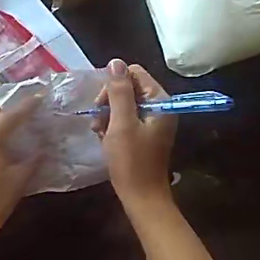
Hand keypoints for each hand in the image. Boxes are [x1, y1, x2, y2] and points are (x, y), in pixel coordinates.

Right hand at [93, 58, 175, 210]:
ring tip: (100, 134)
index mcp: (160, 101)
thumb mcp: (121, 124)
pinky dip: (113, 126)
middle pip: (128, 88)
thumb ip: (119, 91)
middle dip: (109, 102)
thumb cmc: (131, 161)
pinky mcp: (145, 135)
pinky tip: (105, 140)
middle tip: (98, 123)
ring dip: (108, 115)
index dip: (114, 85)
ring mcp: (153, 122)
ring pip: (124, 104)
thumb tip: (115, 62)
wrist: (142, 197)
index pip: (134, 73)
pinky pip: (125, 119)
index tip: (102, 106)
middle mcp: (160, 108)